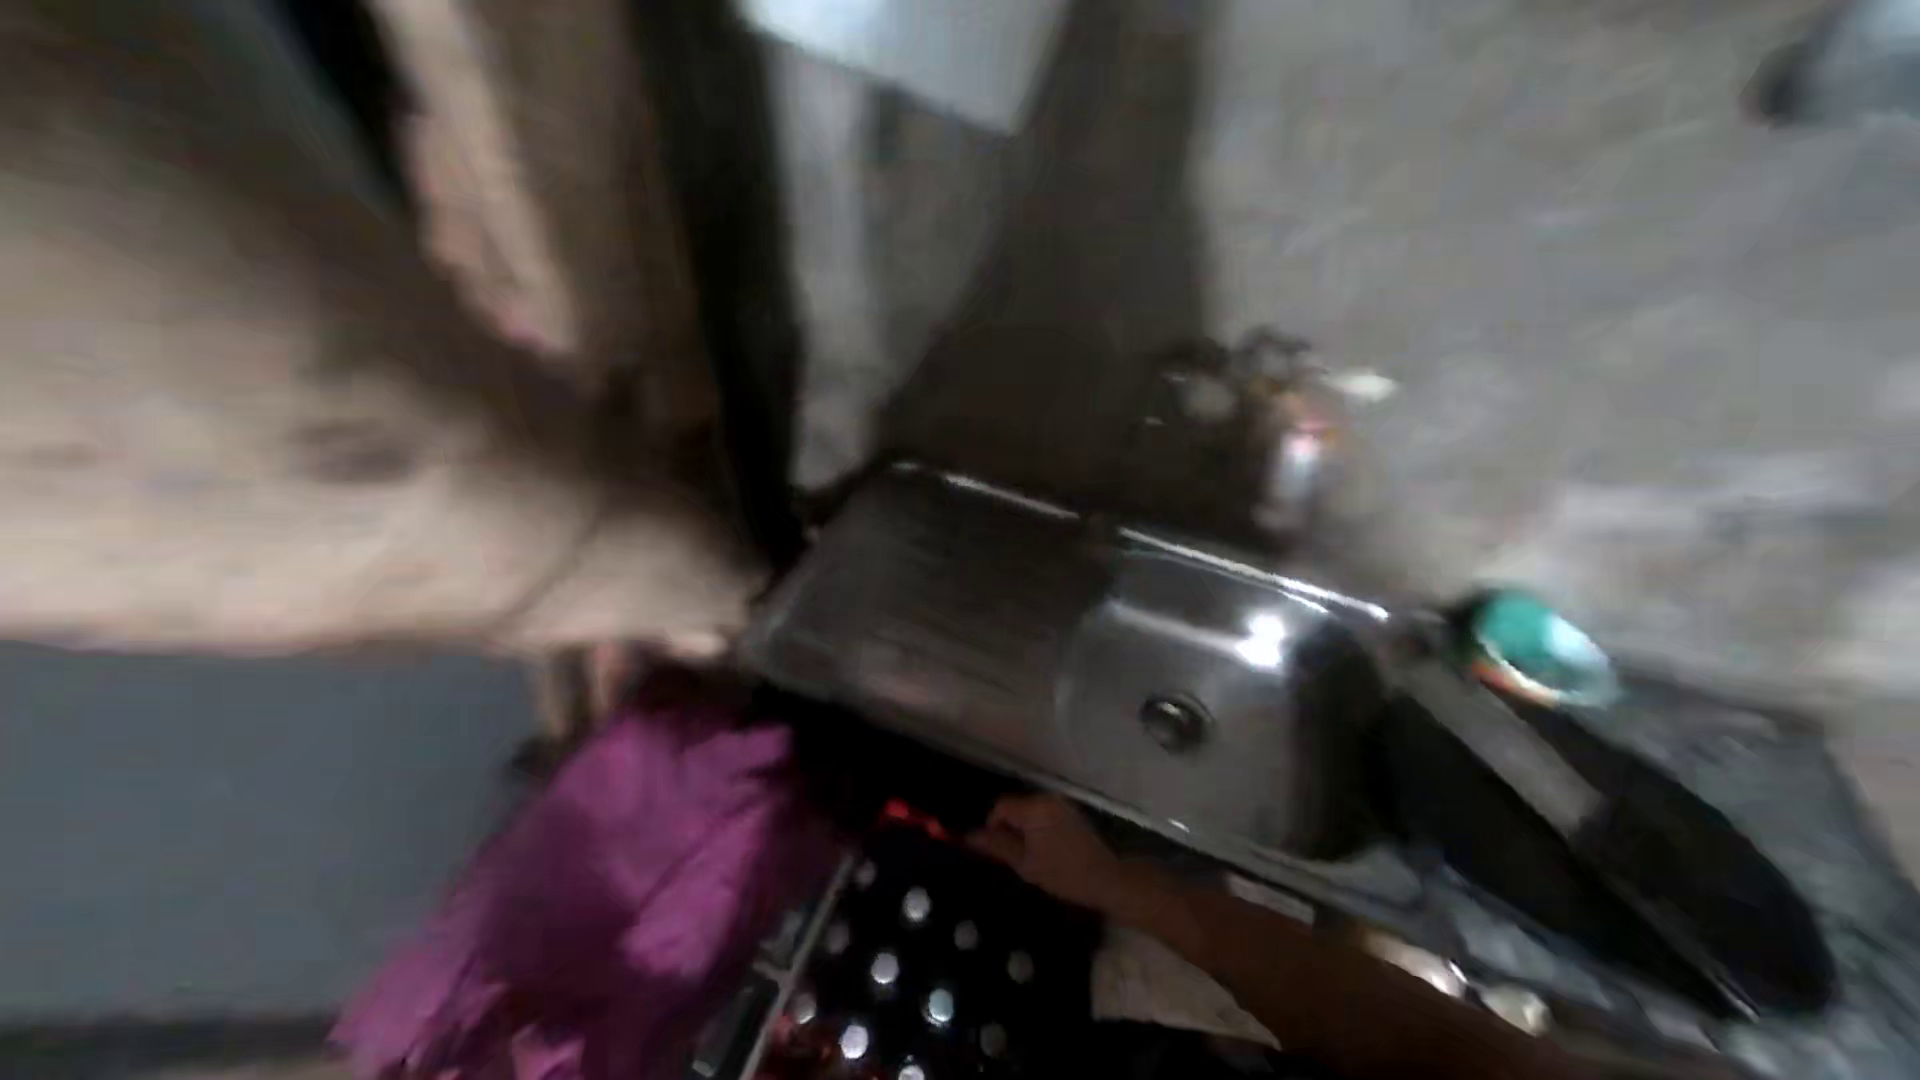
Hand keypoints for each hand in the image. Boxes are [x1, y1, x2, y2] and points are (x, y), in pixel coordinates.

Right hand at [966, 794, 1132, 912]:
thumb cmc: (1063, 874)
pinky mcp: (1070, 811)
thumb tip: (969, 836)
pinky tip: (1046, 850)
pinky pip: (1043, 813)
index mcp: (1034, 808)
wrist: (1106, 879)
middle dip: (1009, 828)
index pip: (1001, 807)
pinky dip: (1037, 827)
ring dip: (1023, 828)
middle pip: (1015, 806)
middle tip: (1014, 856)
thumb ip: (997, 846)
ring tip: (1030, 855)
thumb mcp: (1025, 863)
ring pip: (1028, 811)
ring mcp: (1061, 803)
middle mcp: (1047, 798)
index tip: (999, 850)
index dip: (993, 827)